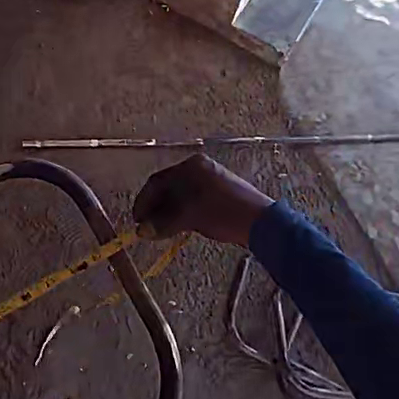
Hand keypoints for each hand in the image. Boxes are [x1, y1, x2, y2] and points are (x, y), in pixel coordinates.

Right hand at [131, 155, 272, 246]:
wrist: (262, 223)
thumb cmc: (222, 212)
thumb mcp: (188, 217)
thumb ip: (162, 223)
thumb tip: (142, 231)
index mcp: (191, 166)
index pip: (157, 182)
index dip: (143, 202)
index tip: (137, 220)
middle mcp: (199, 168)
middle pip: (168, 188)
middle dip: (155, 208)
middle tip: (147, 227)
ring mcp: (211, 179)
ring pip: (180, 196)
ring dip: (168, 212)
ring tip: (161, 229)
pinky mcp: (220, 193)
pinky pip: (192, 200)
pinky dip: (182, 213)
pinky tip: (179, 225)